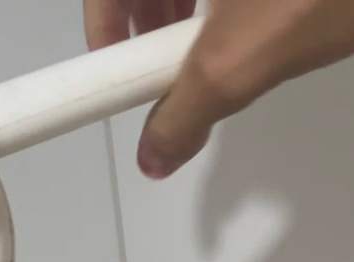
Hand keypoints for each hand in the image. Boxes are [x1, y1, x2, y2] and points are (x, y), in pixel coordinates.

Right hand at [91, 0, 353, 178]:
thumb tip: (156, 154)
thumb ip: (184, 114)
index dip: (102, 30)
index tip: (110, 71)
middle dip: (145, 24)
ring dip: (184, 12)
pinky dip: (220, 2)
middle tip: (159, 66)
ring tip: (206, 51)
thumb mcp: (239, 63)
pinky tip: (250, 19)